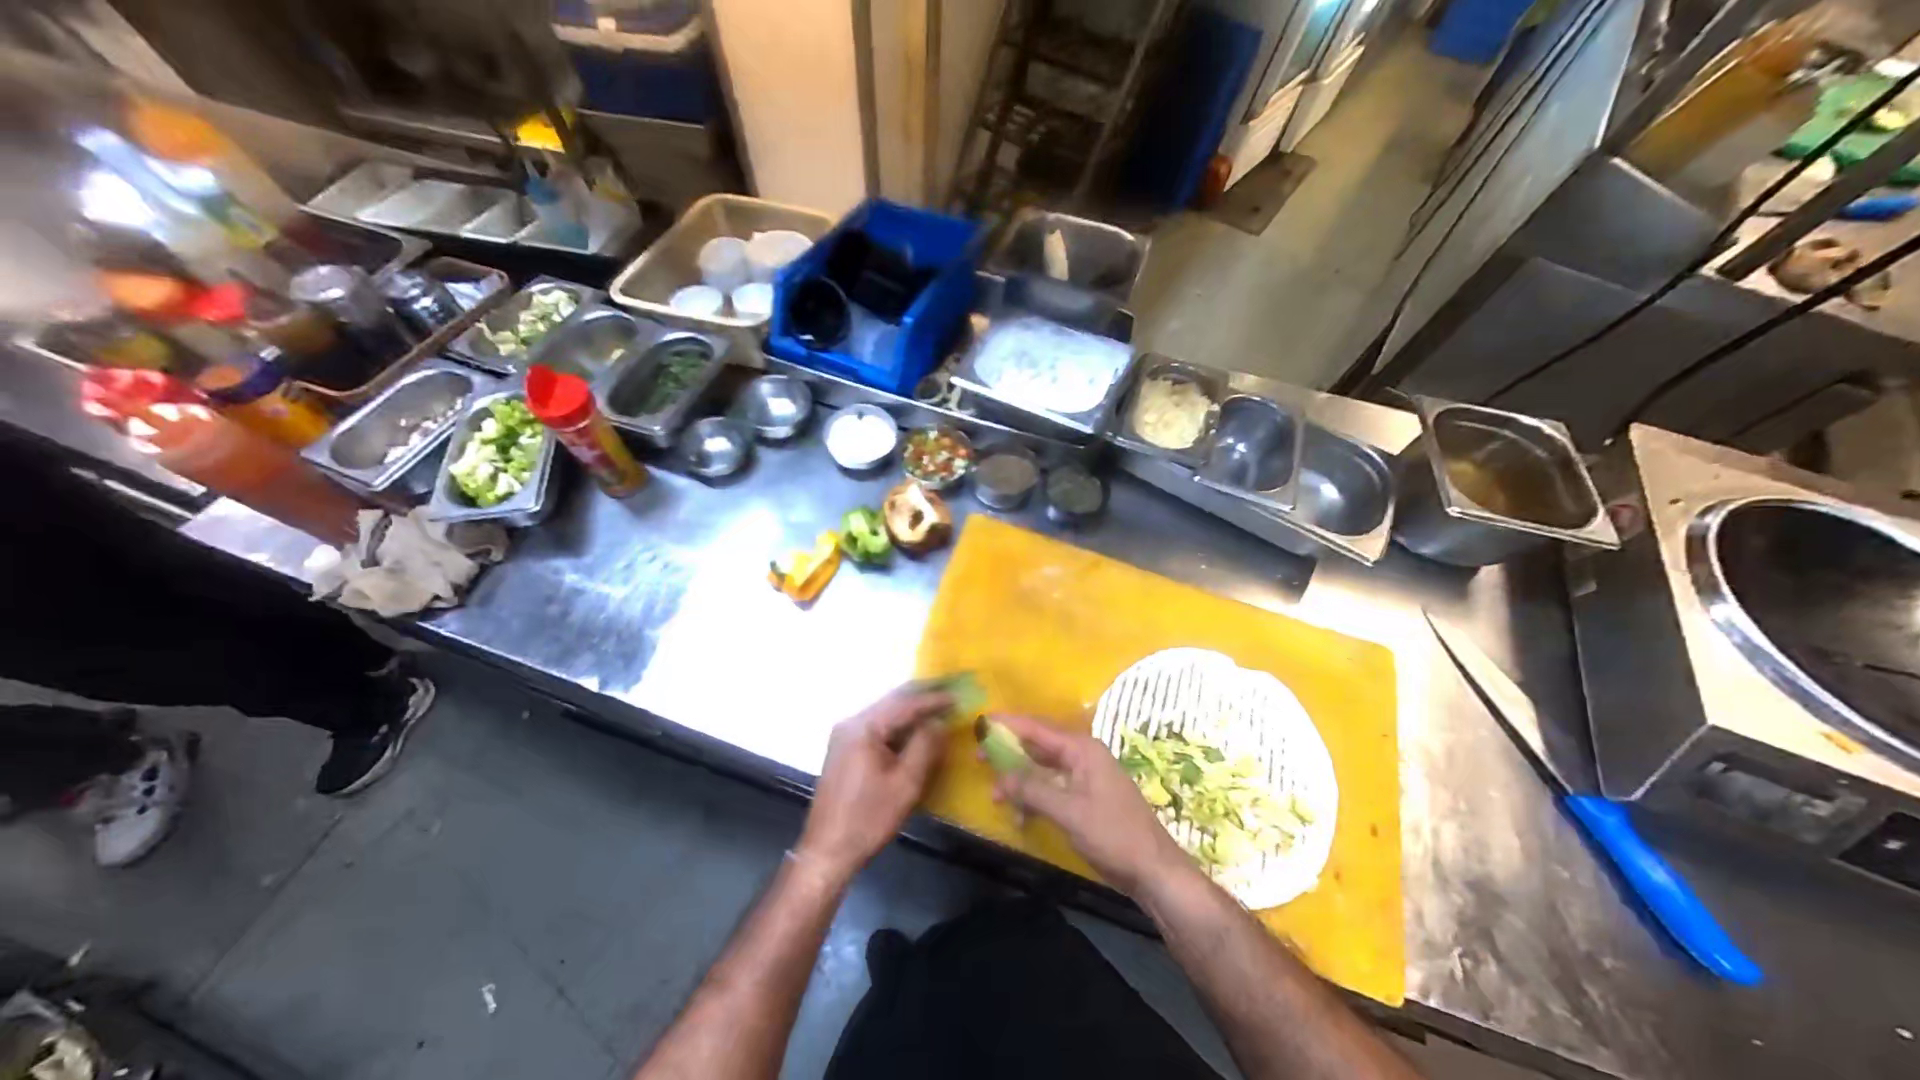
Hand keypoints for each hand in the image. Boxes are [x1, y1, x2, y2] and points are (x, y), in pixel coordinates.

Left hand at [796, 688, 950, 882]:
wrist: (827, 850)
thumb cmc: (869, 818)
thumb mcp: (905, 783)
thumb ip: (924, 746)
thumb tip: (939, 722)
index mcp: (863, 727)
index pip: (904, 703)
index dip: (933, 699)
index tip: (958, 695)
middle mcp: (850, 723)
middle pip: (891, 701)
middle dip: (921, 697)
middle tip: (949, 693)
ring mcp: (844, 736)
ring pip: (883, 713)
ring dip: (909, 710)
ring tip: (937, 708)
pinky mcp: (844, 750)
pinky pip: (875, 727)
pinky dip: (897, 725)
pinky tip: (913, 730)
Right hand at [989, 714, 1194, 896]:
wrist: (1153, 870)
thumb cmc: (1113, 835)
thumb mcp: (1068, 812)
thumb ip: (1032, 790)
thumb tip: (999, 777)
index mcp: (1082, 750)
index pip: (1037, 728)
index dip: (1008, 725)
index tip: (980, 722)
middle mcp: (1083, 756)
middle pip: (1039, 745)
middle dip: (1010, 752)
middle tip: (980, 758)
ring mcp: (1086, 778)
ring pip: (1044, 769)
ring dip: (1020, 780)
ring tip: (995, 794)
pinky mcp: (1086, 798)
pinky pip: (1053, 787)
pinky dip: (1035, 797)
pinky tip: (1021, 815)